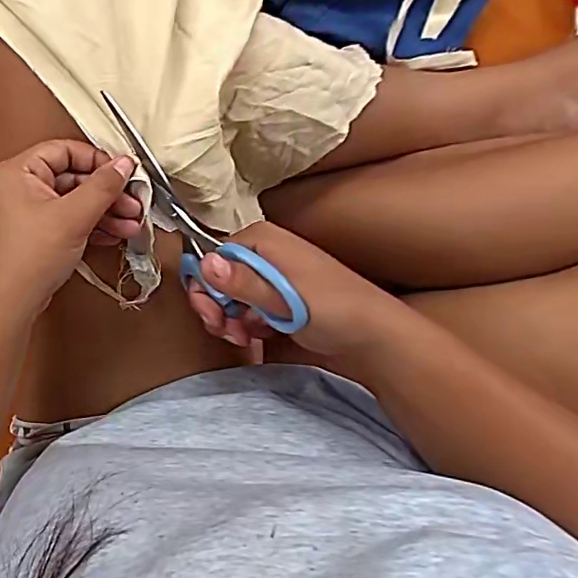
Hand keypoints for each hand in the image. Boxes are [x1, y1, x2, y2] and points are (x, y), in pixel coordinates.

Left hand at [0, 140, 140, 317]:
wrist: (13, 302)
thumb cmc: (27, 260)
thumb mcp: (74, 216)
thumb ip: (102, 187)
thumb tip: (123, 164)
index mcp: (19, 172)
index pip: (65, 150)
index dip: (97, 160)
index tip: (122, 172)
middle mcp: (21, 186)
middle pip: (74, 176)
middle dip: (107, 192)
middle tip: (132, 202)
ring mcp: (29, 210)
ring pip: (76, 200)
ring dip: (106, 211)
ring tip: (130, 222)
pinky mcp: (39, 231)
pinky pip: (71, 218)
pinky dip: (94, 224)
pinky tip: (116, 233)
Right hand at [184, 222, 408, 356]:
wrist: (372, 335)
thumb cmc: (333, 309)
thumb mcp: (283, 298)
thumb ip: (243, 282)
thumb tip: (205, 264)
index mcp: (262, 240)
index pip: (212, 259)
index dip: (207, 289)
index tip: (215, 316)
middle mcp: (264, 252)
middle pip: (218, 278)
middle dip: (218, 308)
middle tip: (228, 331)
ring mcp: (272, 276)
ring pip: (231, 297)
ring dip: (231, 320)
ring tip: (245, 337)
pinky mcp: (279, 297)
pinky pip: (248, 308)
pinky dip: (247, 324)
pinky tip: (256, 337)